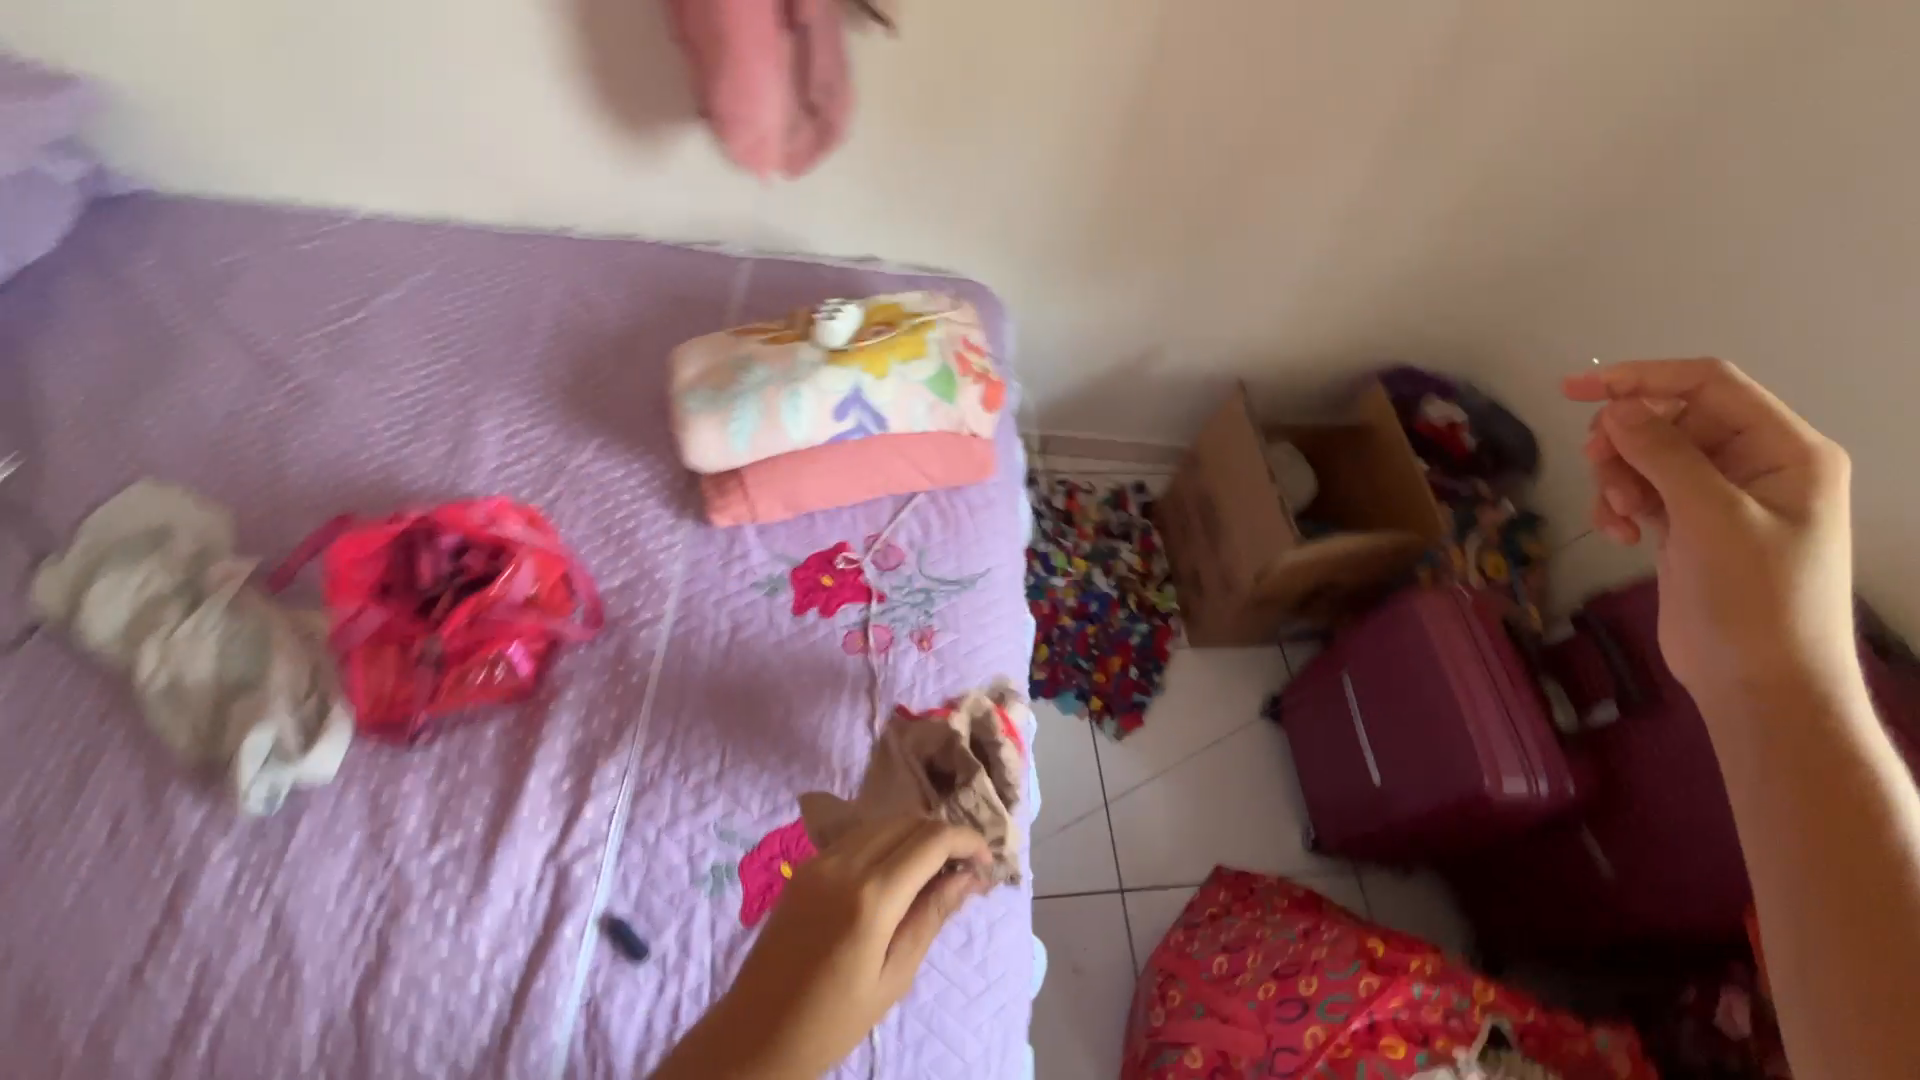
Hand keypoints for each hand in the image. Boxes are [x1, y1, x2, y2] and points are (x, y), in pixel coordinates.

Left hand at [653, 817, 988, 1079]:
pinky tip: (896, 871)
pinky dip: (886, 840)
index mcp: (870, 897)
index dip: (967, 840)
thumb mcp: (894, 976)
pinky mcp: (804, 867)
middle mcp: (843, 865)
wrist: (755, 1033)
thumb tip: (969, 875)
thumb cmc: (832, 1020)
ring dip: (915, 834)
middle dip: (944, 834)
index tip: (986, 861)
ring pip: (881, 822)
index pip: (931, 839)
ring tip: (935, 870)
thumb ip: (931, 916)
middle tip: (965, 868)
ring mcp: (819, 861)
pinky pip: (856, 836)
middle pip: (908, 821)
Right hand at [1563, 358, 1858, 705]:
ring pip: (1647, 458)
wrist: (1758, 680)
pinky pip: (1642, 493)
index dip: (1641, 378)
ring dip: (1618, 479)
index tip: (1573, 389)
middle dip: (1625, 441)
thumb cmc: (1753, 597)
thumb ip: (1664, 455)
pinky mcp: (1689, 527)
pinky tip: (1619, 535)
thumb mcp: (1711, 517)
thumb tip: (1617, 409)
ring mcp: (1720, 498)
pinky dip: (1620, 506)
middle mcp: (1756, 465)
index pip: (1709, 385)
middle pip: (1671, 420)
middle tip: (1596, 468)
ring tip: (1616, 517)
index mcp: (1786, 451)